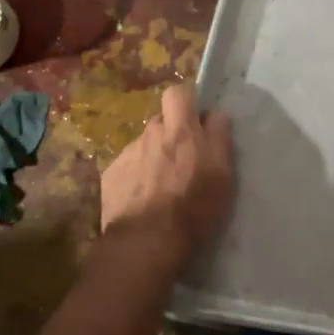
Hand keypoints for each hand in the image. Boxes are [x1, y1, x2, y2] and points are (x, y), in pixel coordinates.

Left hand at [99, 83, 233, 244]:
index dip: (188, 101)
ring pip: (144, 145)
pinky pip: (128, 166)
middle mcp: (150, 135)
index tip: (197, 119)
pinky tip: (143, 198)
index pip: (178, 93)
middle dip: (172, 133)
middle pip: (161, 121)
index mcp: (180, 131)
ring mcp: (127, 154)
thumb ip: (219, 138)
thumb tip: (216, 113)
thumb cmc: (193, 206)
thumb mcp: (222, 173)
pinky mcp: (110, 176)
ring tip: (162, 185)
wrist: (146, 241)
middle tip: (184, 159)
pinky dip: (137, 176)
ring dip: (154, 156)